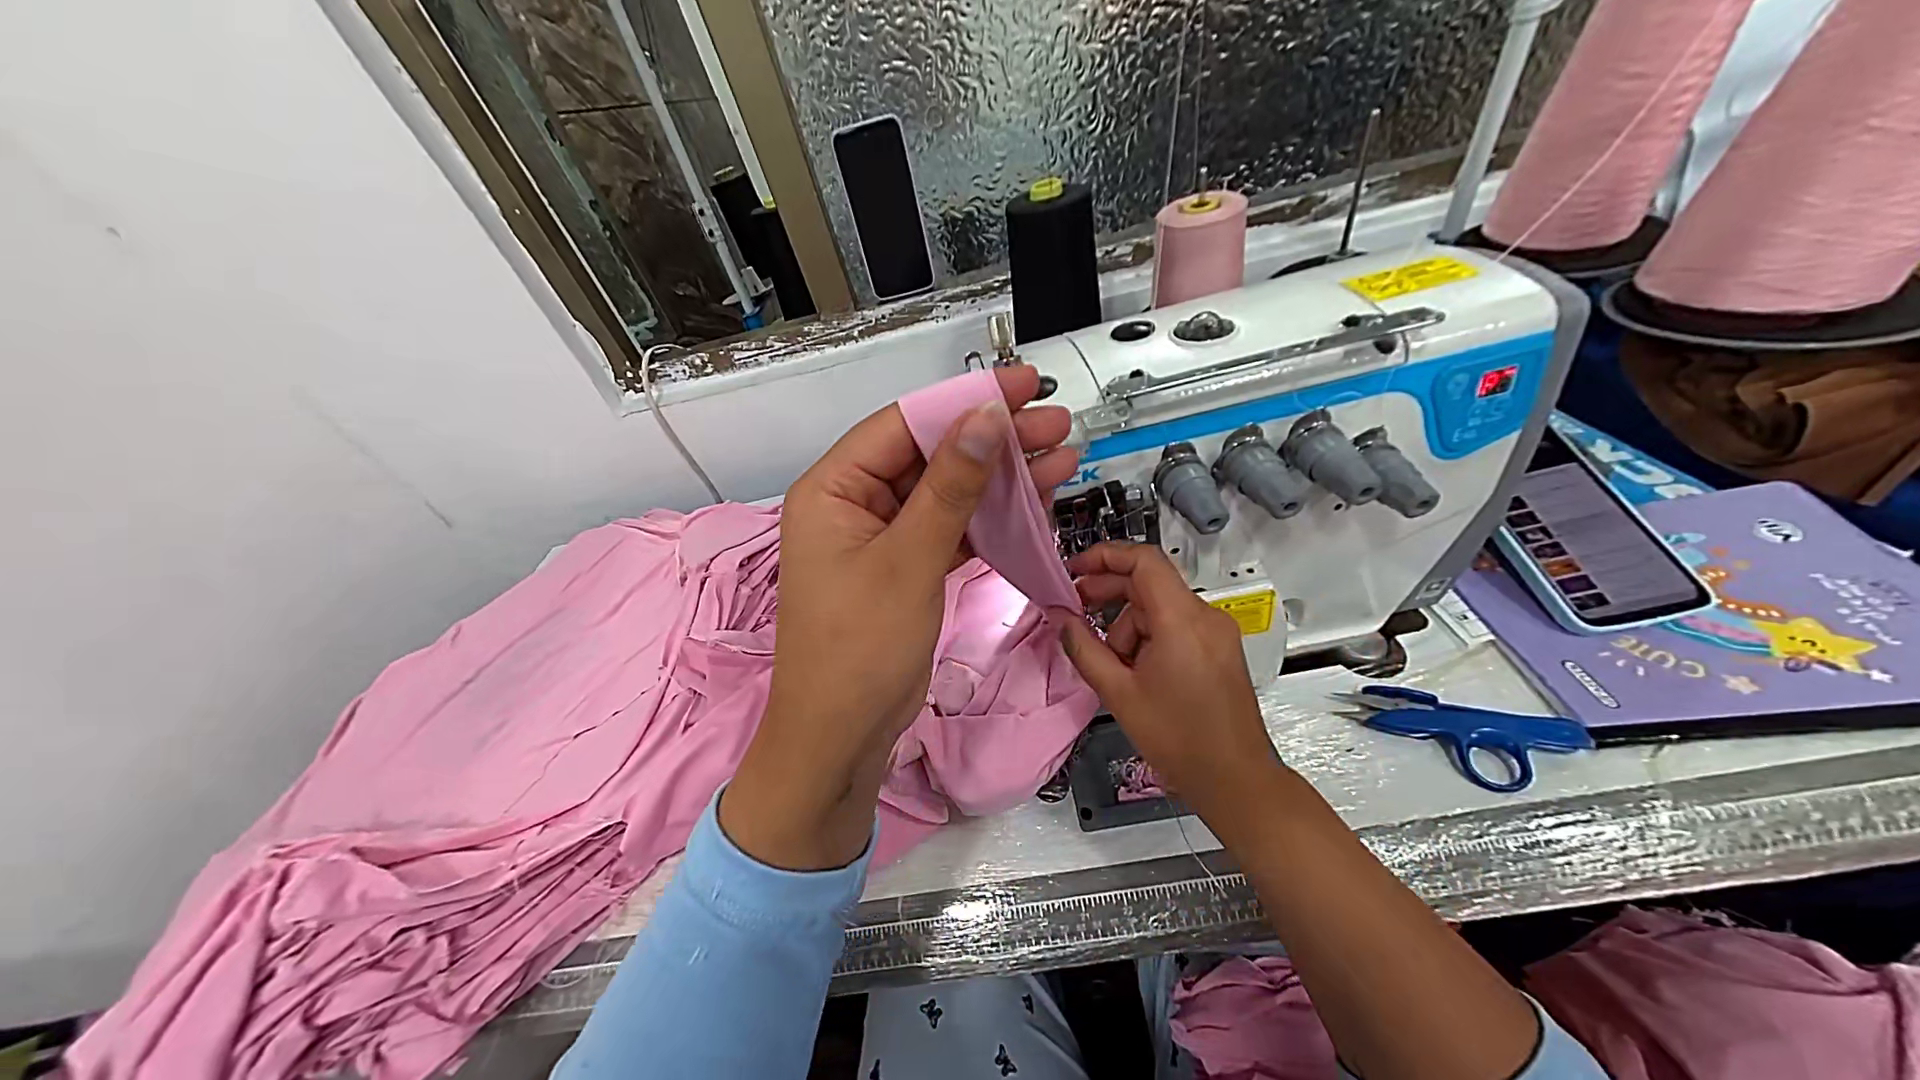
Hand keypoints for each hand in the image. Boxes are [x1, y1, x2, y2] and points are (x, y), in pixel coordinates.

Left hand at [720, 366, 1076, 869]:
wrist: (842, 737)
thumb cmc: (859, 650)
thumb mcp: (907, 561)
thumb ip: (949, 488)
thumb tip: (984, 418)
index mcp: (833, 489)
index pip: (904, 425)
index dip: (964, 400)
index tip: (1021, 386)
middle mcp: (855, 504)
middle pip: (931, 454)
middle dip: (993, 438)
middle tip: (1054, 422)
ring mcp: (884, 537)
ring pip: (948, 491)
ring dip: (1000, 477)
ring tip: (1060, 456)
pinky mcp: (908, 566)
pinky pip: (952, 528)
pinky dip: (990, 517)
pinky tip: (1033, 501)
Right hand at [1055, 542, 1284, 827]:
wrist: (1234, 779)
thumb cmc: (1181, 740)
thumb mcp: (1118, 692)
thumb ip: (1082, 647)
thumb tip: (1060, 617)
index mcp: (1182, 621)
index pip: (1143, 561)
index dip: (1104, 556)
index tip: (1075, 568)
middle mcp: (1205, 617)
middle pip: (1148, 583)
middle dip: (1108, 594)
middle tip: (1075, 611)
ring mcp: (1215, 632)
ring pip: (1158, 608)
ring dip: (1126, 625)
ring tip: (1112, 666)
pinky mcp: (1218, 648)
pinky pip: (1174, 625)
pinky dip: (1147, 637)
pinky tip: (1133, 670)